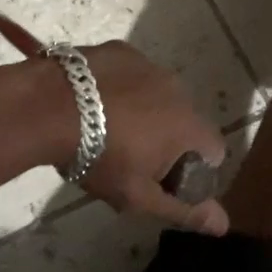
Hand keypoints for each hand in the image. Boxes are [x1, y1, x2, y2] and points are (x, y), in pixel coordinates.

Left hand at [0, 11, 229, 236]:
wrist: (48, 104)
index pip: (213, 150)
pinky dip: (120, 85)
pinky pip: (130, 72)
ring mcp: (144, 61)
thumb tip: (224, 224)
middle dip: (167, 138)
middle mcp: (174, 85)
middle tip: (132, 156)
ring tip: (107, 125)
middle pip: (184, 118)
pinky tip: (93, 99)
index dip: (194, 169)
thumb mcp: (140, 196)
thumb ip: (185, 210)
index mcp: (187, 123)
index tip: (164, 179)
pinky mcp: (116, 47)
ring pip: (156, 92)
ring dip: (144, 108)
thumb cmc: (98, 155)